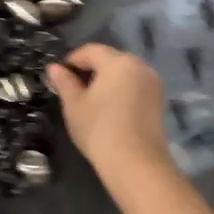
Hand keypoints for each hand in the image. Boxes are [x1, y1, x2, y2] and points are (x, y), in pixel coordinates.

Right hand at [46, 44, 176, 181]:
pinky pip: (135, 88)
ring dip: (107, 81)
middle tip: (73, 89)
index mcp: (118, 62)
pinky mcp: (159, 101)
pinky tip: (110, 110)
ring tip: (91, 101)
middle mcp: (140, 66)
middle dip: (91, 70)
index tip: (59, 76)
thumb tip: (54, 68)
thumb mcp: (74, 105)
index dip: (72, 60)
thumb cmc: (99, 129)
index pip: (91, 51)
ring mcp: (153, 84)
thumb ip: (65, 82)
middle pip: (111, 60)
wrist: (136, 163)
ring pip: (125, 74)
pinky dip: (121, 92)